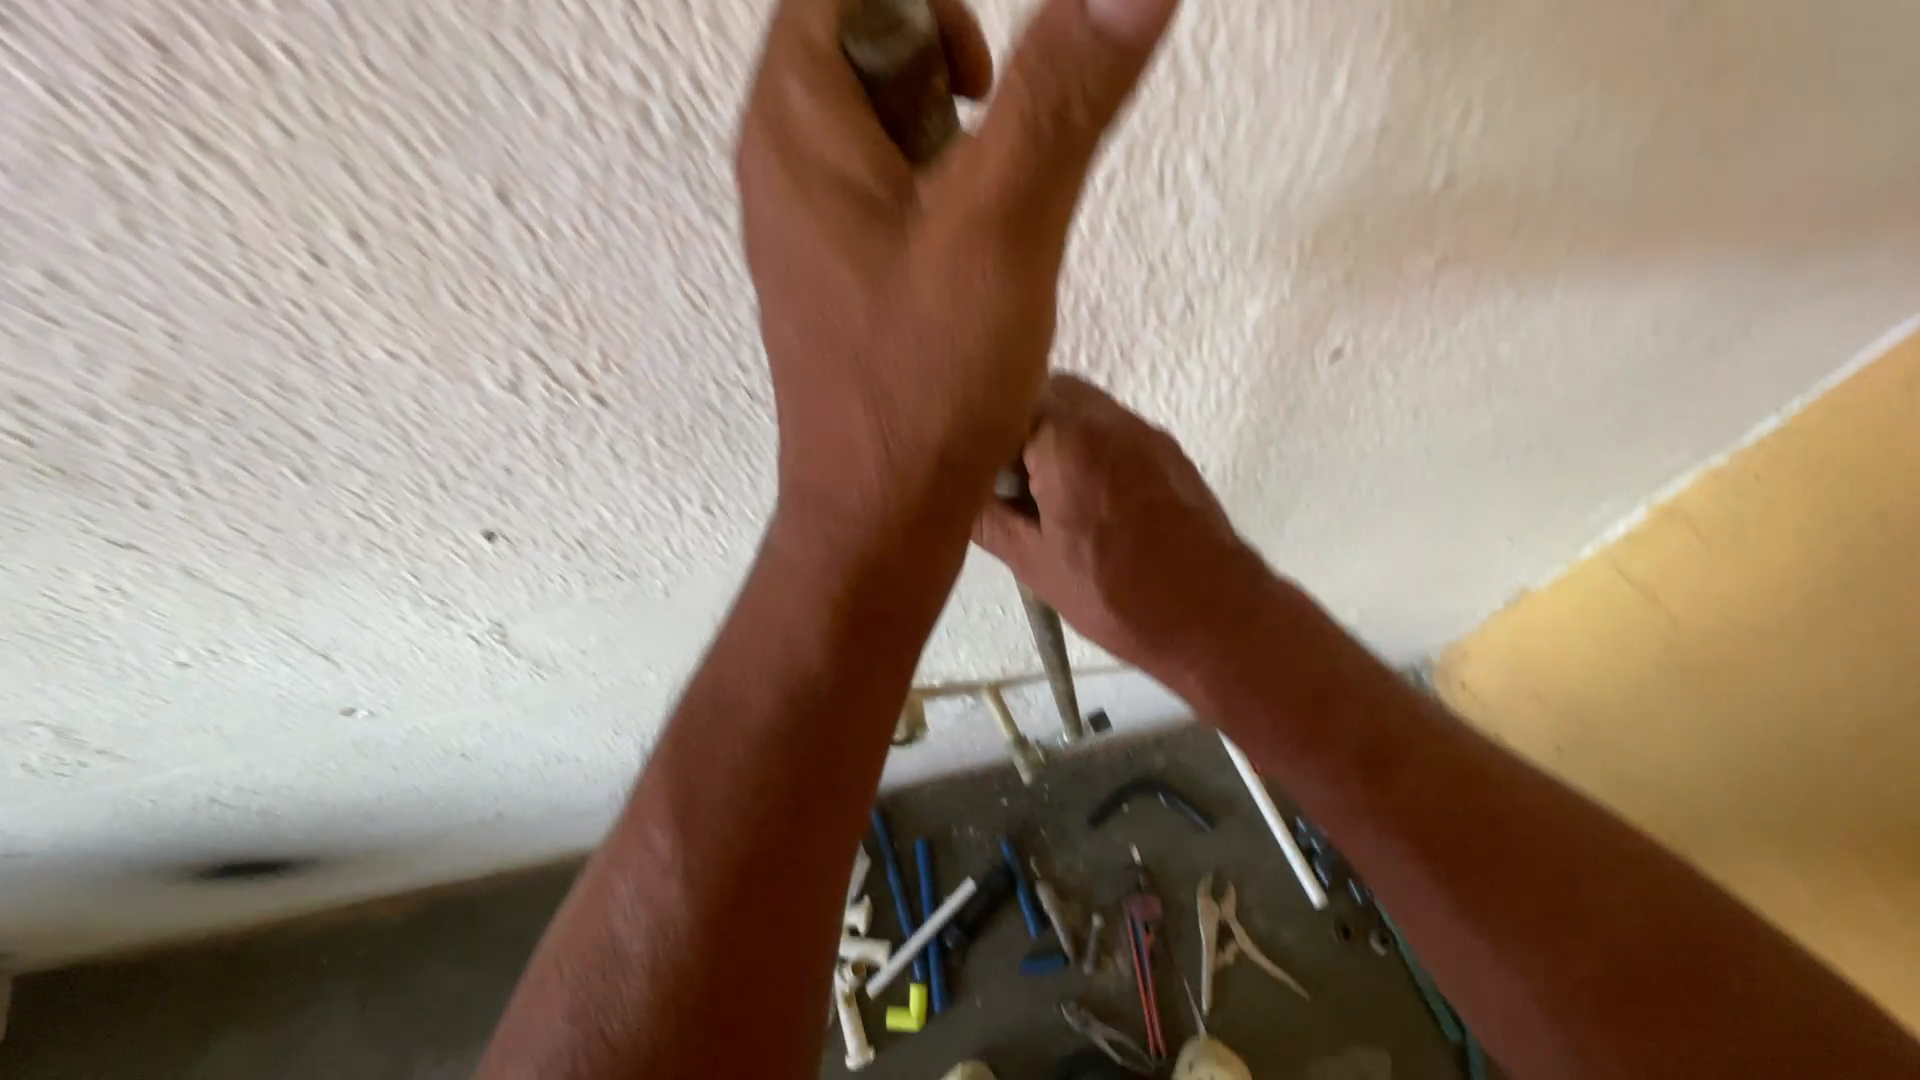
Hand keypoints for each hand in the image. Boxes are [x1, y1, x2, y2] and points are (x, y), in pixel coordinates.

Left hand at [736, 0, 1181, 536]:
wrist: (880, 511)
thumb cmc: (926, 379)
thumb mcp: (1005, 224)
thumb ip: (1065, 88)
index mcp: (795, 120)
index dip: (935, 8)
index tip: (984, 90)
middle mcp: (780, 159)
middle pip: (866, 42)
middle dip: (947, 80)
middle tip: (982, 171)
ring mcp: (804, 220)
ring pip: (883, 121)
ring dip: (950, 147)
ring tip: (978, 232)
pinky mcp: (834, 270)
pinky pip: (885, 188)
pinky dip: (937, 199)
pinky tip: (965, 268)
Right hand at [974, 375, 1269, 677]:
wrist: (1215, 616)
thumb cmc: (1115, 594)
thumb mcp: (1034, 564)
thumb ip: (987, 519)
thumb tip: (954, 495)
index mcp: (1068, 440)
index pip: (1007, 402)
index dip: (988, 438)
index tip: (985, 480)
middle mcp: (1110, 420)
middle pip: (1049, 394)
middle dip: (1023, 430)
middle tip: (1016, 488)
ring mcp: (1146, 434)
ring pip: (1085, 412)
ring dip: (1059, 440)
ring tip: (1054, 501)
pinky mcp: (1170, 453)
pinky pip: (1116, 433)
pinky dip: (1092, 452)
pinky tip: (1094, 507)